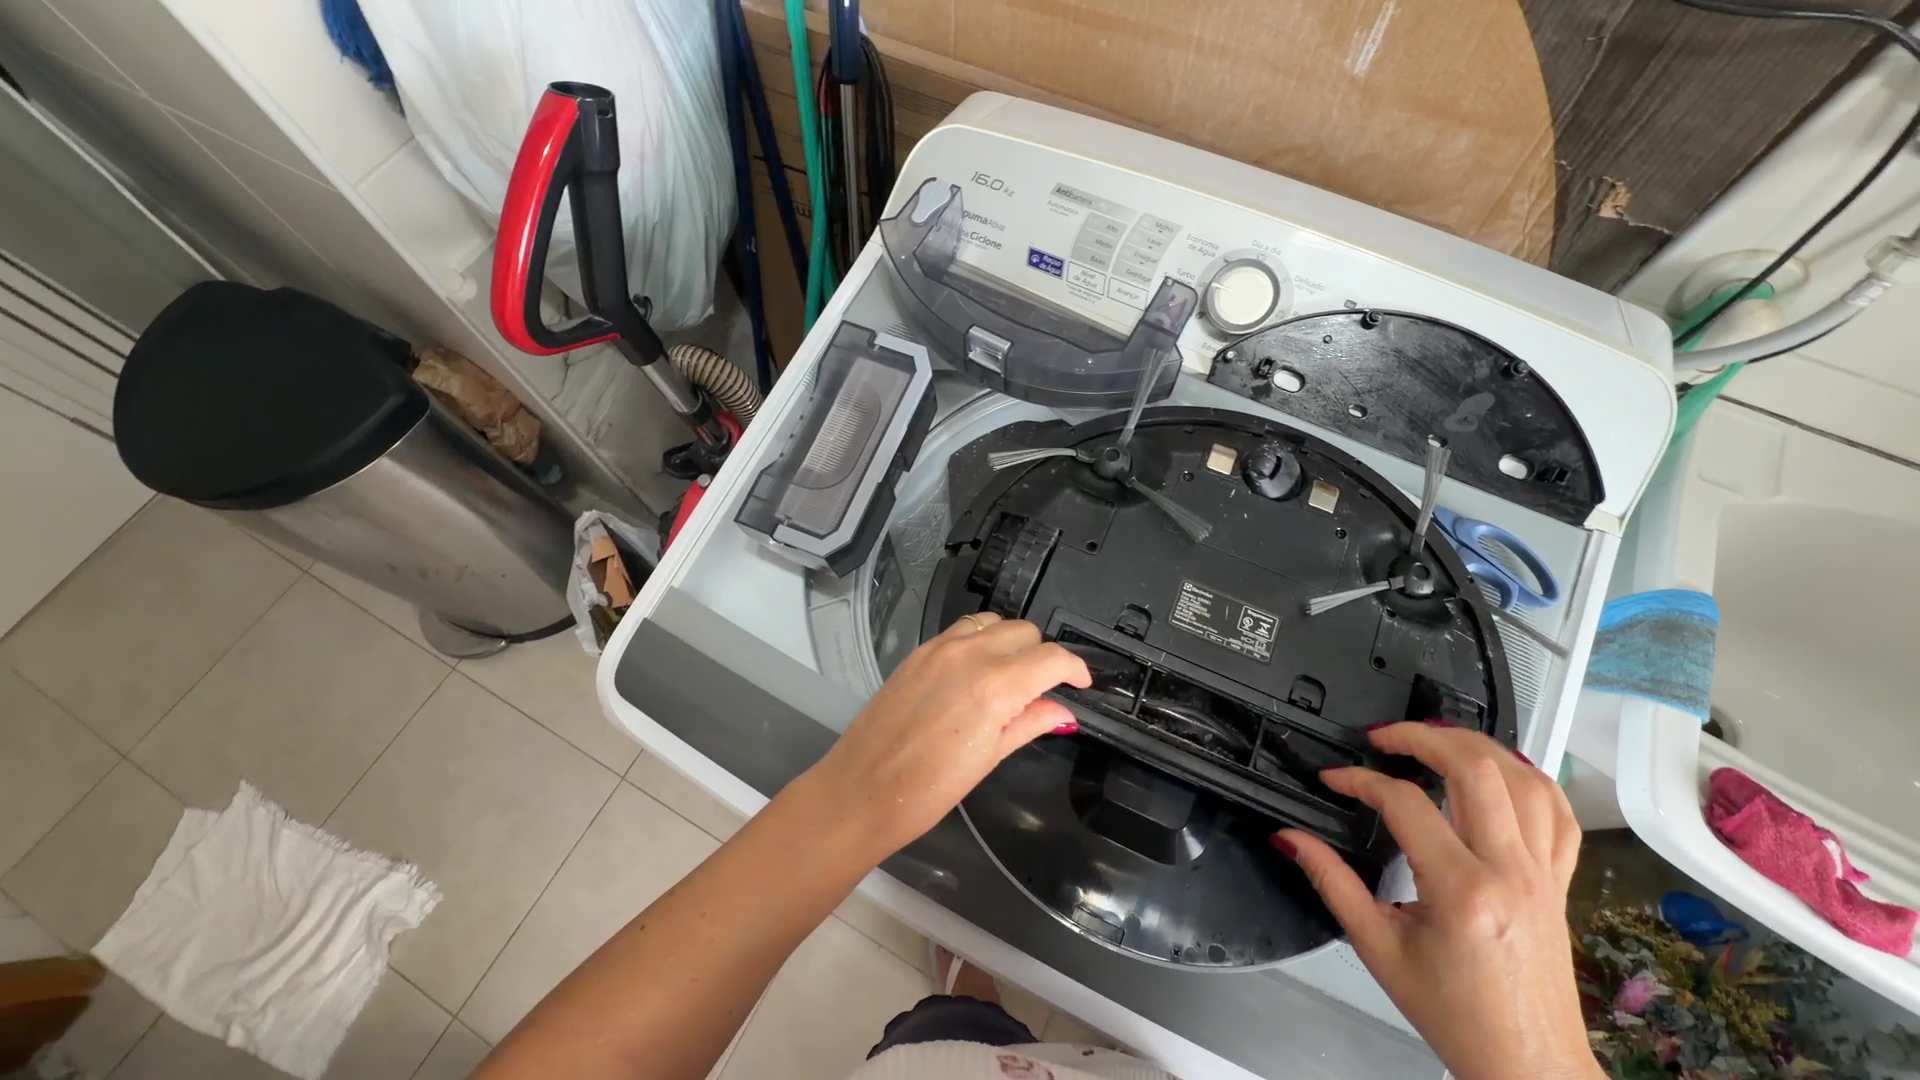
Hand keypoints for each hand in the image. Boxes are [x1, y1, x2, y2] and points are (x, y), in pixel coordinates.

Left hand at [802, 613, 1090, 858]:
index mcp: (994, 685)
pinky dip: (980, 640)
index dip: (1075, 669)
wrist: (860, 791)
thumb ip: (1029, 723)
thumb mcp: (989, 759)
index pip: (1052, 658)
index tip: (1081, 684)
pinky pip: (962, 629)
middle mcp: (969, 655)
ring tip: (1010, 677)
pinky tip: (977, 671)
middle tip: (1042, 689)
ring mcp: (939, 648)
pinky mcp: (917, 652)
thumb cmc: (927, 789)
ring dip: (1011, 642)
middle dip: (1042, 656)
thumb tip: (1062, 711)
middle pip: (1025, 632)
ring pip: (994, 622)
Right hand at [1276, 723, 1597, 1079]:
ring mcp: (1544, 873)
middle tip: (1383, 736)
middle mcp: (1510, 872)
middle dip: (1421, 737)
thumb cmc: (1452, 1013)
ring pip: (1522, 778)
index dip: (1360, 781)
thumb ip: (1331, 882)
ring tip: (1433, 739)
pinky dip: (1528, 776)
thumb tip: (1291, 838)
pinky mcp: (1559, 880)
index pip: (1404, 803)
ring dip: (1475, 745)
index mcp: (1460, 891)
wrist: (1527, 1062)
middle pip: (1475, 769)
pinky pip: (1557, 811)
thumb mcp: (1376, 947)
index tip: (1334, 780)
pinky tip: (1498, 767)